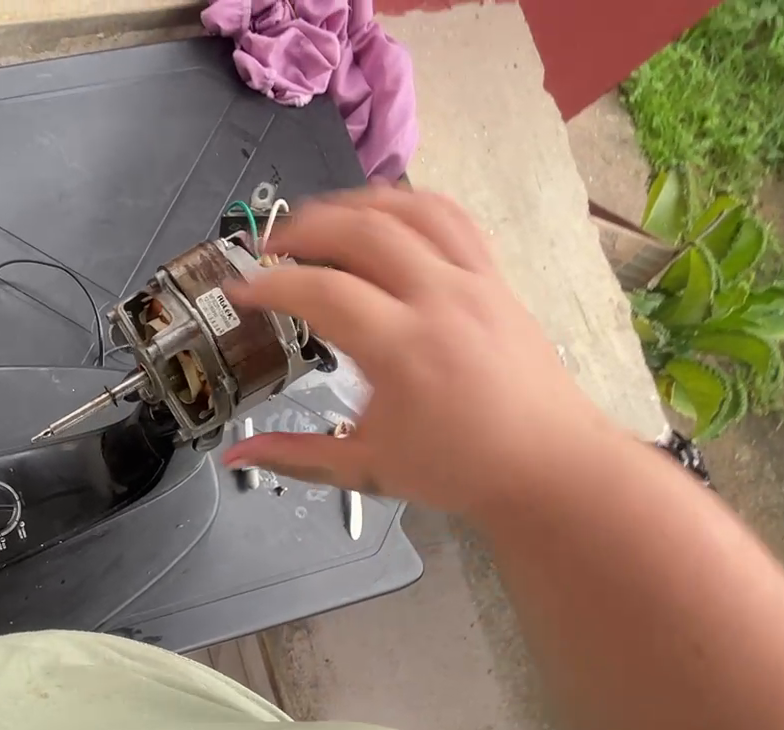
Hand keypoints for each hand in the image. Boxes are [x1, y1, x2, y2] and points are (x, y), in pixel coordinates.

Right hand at [223, 186, 625, 521]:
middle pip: (365, 231)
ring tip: (318, 221)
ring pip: (412, 210)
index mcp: (402, 348)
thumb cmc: (456, 469)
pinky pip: (450, 219)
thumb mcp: (363, 468)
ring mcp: (474, 281)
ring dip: (356, 205)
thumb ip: (292, 454)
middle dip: (306, 228)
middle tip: (269, 246)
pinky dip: (407, 206)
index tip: (239, 290)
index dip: (271, 285)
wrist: (549, 465)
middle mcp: (440, 299)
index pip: (323, 292)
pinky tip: (379, 219)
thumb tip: (234, 455)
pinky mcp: (494, 278)